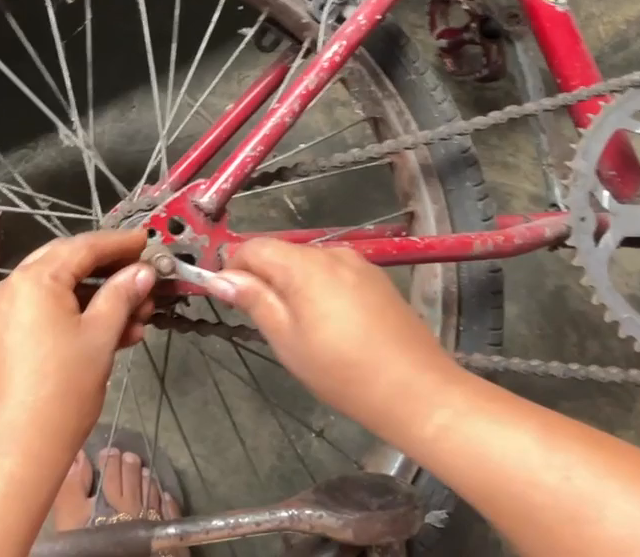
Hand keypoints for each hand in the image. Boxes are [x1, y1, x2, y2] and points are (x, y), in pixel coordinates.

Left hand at [0, 230, 154, 481]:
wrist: (16, 453)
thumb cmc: (63, 390)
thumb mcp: (100, 338)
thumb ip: (121, 297)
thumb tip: (143, 271)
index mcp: (34, 279)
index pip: (83, 247)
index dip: (118, 243)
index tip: (147, 242)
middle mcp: (12, 286)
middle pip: (68, 264)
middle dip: (109, 272)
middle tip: (144, 278)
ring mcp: (4, 312)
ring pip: (58, 291)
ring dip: (98, 299)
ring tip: (140, 317)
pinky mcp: (4, 336)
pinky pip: (45, 312)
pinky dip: (76, 317)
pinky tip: (112, 334)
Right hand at [207, 237, 465, 432]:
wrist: (419, 392)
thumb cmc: (343, 371)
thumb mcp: (287, 340)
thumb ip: (254, 300)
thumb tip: (221, 277)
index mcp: (303, 265)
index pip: (252, 246)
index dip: (233, 267)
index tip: (229, 297)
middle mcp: (330, 253)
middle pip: (281, 252)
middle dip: (263, 276)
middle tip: (262, 319)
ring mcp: (358, 264)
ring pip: (307, 263)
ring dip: (291, 283)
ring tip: (296, 327)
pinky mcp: (376, 279)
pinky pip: (333, 273)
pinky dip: (319, 288)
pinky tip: (329, 324)